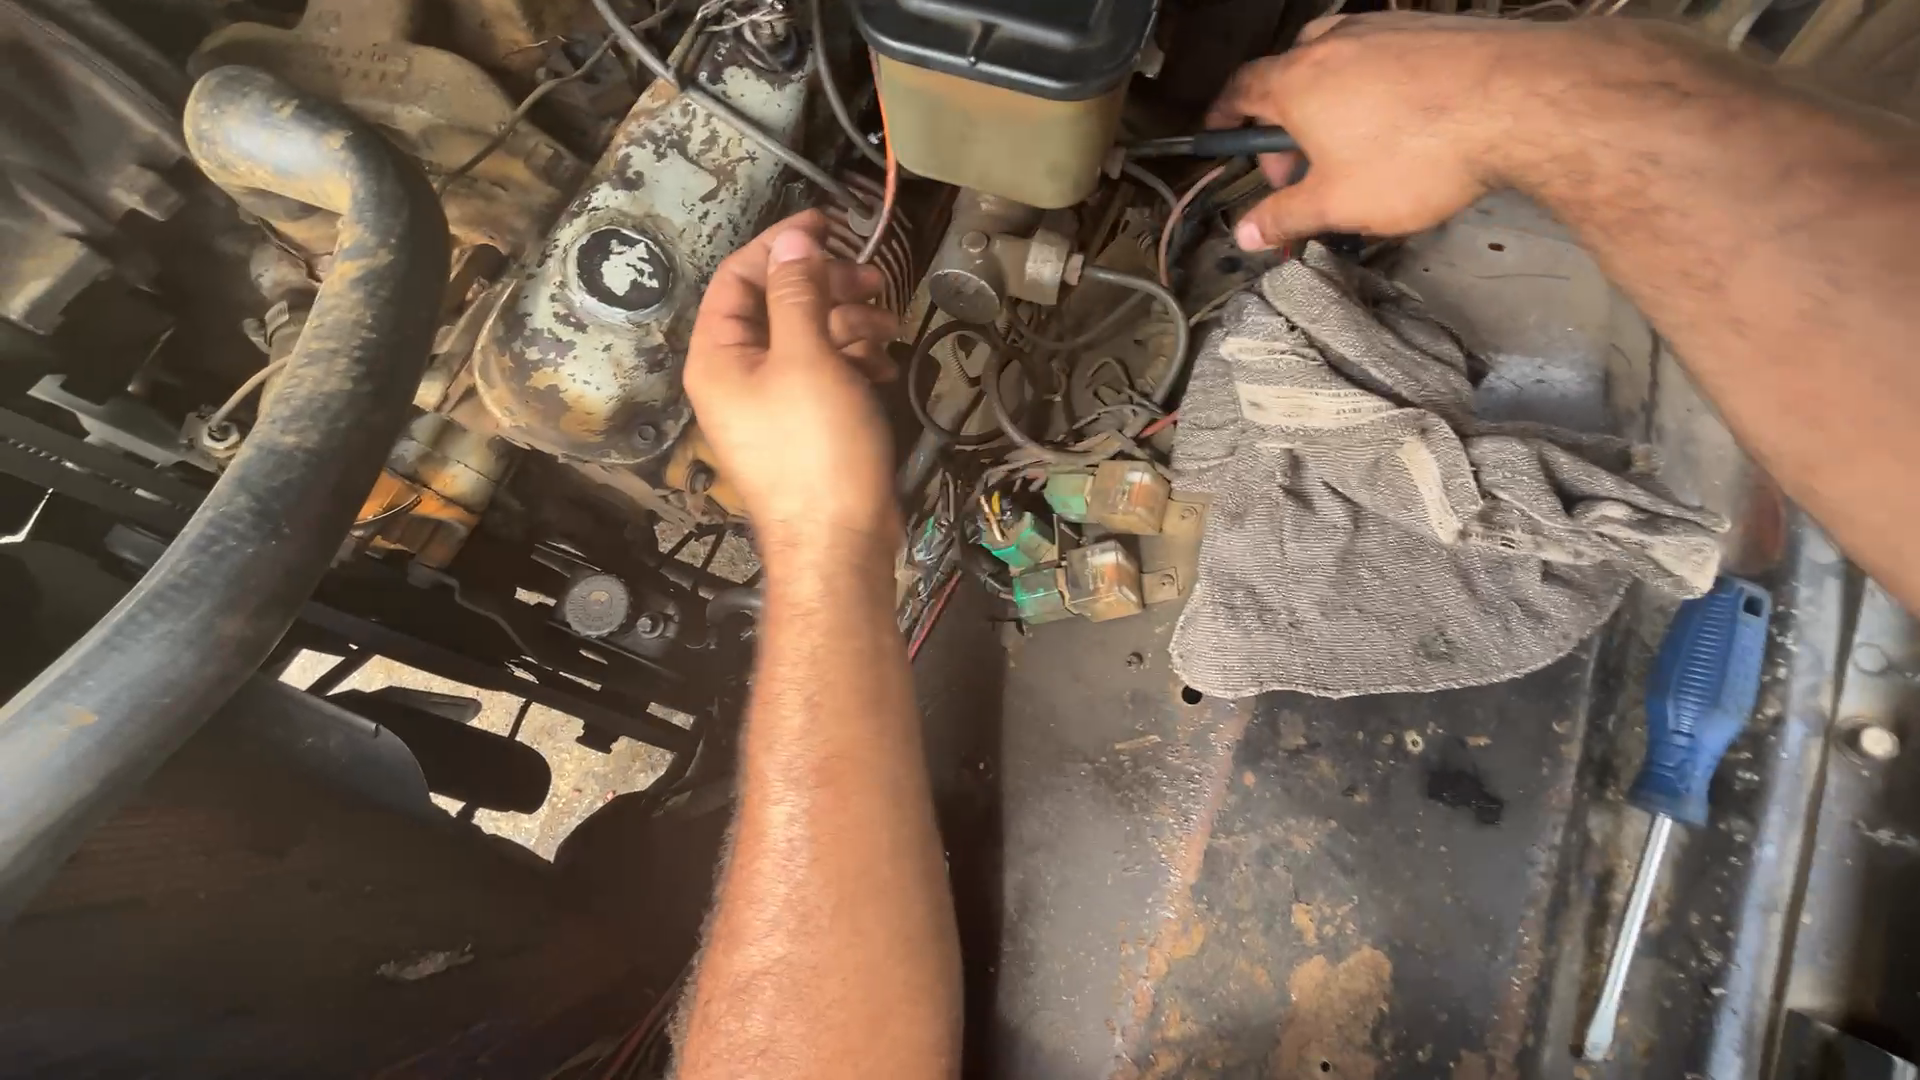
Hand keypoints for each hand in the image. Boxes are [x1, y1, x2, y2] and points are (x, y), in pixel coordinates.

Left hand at [684, 210, 901, 563]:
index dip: (784, 243)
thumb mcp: (807, 359)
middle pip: (778, 304)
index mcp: (719, 354)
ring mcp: (771, 401)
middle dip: (828, 287)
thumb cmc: (818, 450)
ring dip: (849, 324)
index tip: (830, 224)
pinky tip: (880, 368)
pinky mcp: (804, 422)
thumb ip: (796, 293)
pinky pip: (823, 374)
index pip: (741, 275)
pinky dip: (853, 362)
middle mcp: (737, 374)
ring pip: (808, 338)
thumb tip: (793, 240)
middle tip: (874, 280)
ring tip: (889, 330)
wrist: (839, 541)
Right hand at [1209, 13, 1587, 248]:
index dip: (1223, 113)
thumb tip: (1245, 234)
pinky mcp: (1433, 28)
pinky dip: (1369, 88)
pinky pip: (1381, 56)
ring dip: (1325, 102)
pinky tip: (1392, 125)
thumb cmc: (1415, 155)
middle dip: (1280, 121)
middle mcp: (1338, 43)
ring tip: (1343, 146)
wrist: (1524, 102)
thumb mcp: (1334, 204)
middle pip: (1287, 73)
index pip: (1241, 88)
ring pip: (1336, 62)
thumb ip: (1283, 217)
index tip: (1219, 132)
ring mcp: (1388, 28)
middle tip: (1294, 168)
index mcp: (1300, 82)